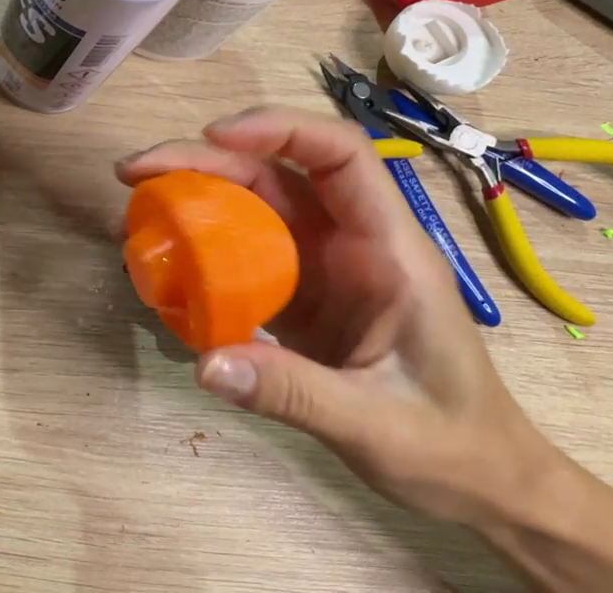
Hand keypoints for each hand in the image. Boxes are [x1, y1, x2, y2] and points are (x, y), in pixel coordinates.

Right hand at [116, 108, 556, 523]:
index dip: (278, 130)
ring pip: (249, 208)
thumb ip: (294, 391)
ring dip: (191, 199)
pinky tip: (160, 264)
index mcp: (387, 248)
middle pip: (274, 173)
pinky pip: (240, 255)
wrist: (481, 482)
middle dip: (203, 161)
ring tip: (131, 211)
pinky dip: (197, 251)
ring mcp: (320, 267)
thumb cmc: (452, 444)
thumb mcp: (376, 424)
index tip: (212, 136)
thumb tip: (205, 363)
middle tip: (134, 173)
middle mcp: (349, 242)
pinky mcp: (296, 295)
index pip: (340, 156)